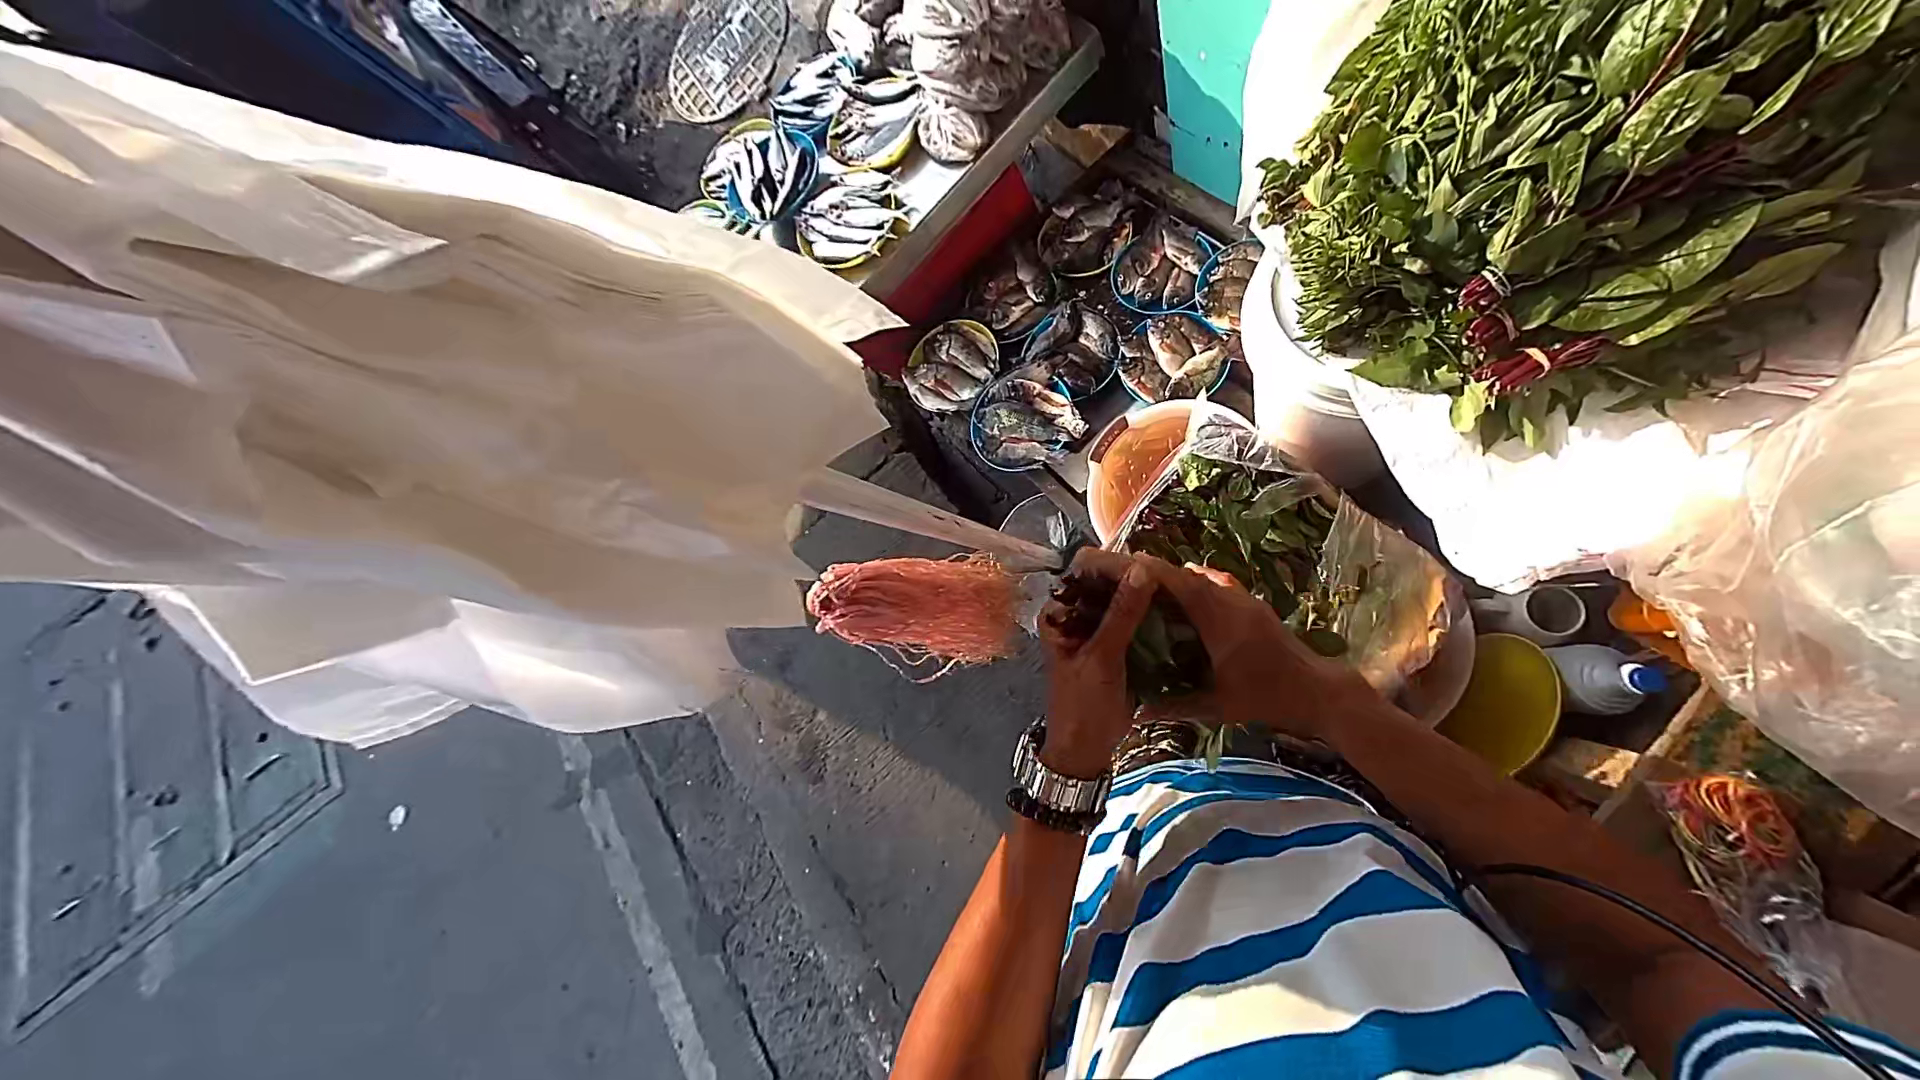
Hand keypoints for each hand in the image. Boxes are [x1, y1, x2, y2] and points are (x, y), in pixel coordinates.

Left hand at [1036, 549, 1154, 777]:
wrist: (1087, 749)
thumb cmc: (1084, 703)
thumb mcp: (1103, 656)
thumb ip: (1122, 613)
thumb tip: (1143, 569)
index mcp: (1059, 614)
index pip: (1084, 573)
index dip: (1113, 562)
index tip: (1149, 558)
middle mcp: (1074, 616)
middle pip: (1106, 586)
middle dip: (1134, 579)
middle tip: (1170, 571)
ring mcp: (1095, 631)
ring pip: (1122, 603)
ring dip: (1145, 597)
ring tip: (1177, 585)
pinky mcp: (1115, 646)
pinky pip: (1133, 623)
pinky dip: (1151, 617)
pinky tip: (1175, 609)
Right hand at [1134, 556, 1379, 741]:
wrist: (1321, 694)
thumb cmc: (1268, 699)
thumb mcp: (1218, 707)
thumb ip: (1175, 706)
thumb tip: (1137, 713)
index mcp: (1221, 621)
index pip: (1181, 584)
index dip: (1151, 572)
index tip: (1123, 568)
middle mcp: (1233, 602)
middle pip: (1188, 575)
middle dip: (1156, 573)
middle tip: (1125, 579)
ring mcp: (1246, 600)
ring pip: (1203, 577)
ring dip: (1176, 578)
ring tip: (1148, 588)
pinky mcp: (1253, 604)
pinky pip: (1217, 583)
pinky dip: (1195, 584)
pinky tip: (1183, 598)